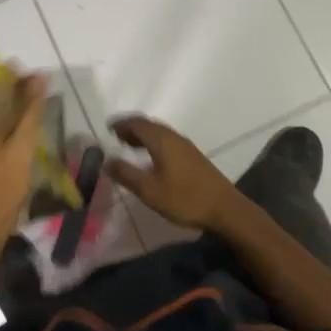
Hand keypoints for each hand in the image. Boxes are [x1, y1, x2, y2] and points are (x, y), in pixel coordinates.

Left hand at [0, 74, 49, 243]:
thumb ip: (31, 110)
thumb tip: (40, 77)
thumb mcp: (22, 146)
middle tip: (41, 90)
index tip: (32, 77)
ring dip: (15, 101)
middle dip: (15, 85)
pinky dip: (11, 116)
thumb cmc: (3, 184)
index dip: (8, 72)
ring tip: (40, 104)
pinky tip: (30, 124)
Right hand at [106, 116, 241, 232]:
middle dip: (131, 128)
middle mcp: (173, 136)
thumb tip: (107, 161)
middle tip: (116, 137)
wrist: (224, 208)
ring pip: (159, 133)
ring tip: (129, 147)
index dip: (121, 123)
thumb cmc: (184, 198)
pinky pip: (167, 140)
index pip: (137, 123)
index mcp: (162, 140)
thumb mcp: (149, 190)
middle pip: (149, 125)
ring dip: (143, 136)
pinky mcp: (192, 156)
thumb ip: (126, 174)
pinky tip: (152, 159)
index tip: (108, 128)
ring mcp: (185, 145)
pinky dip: (154, 143)